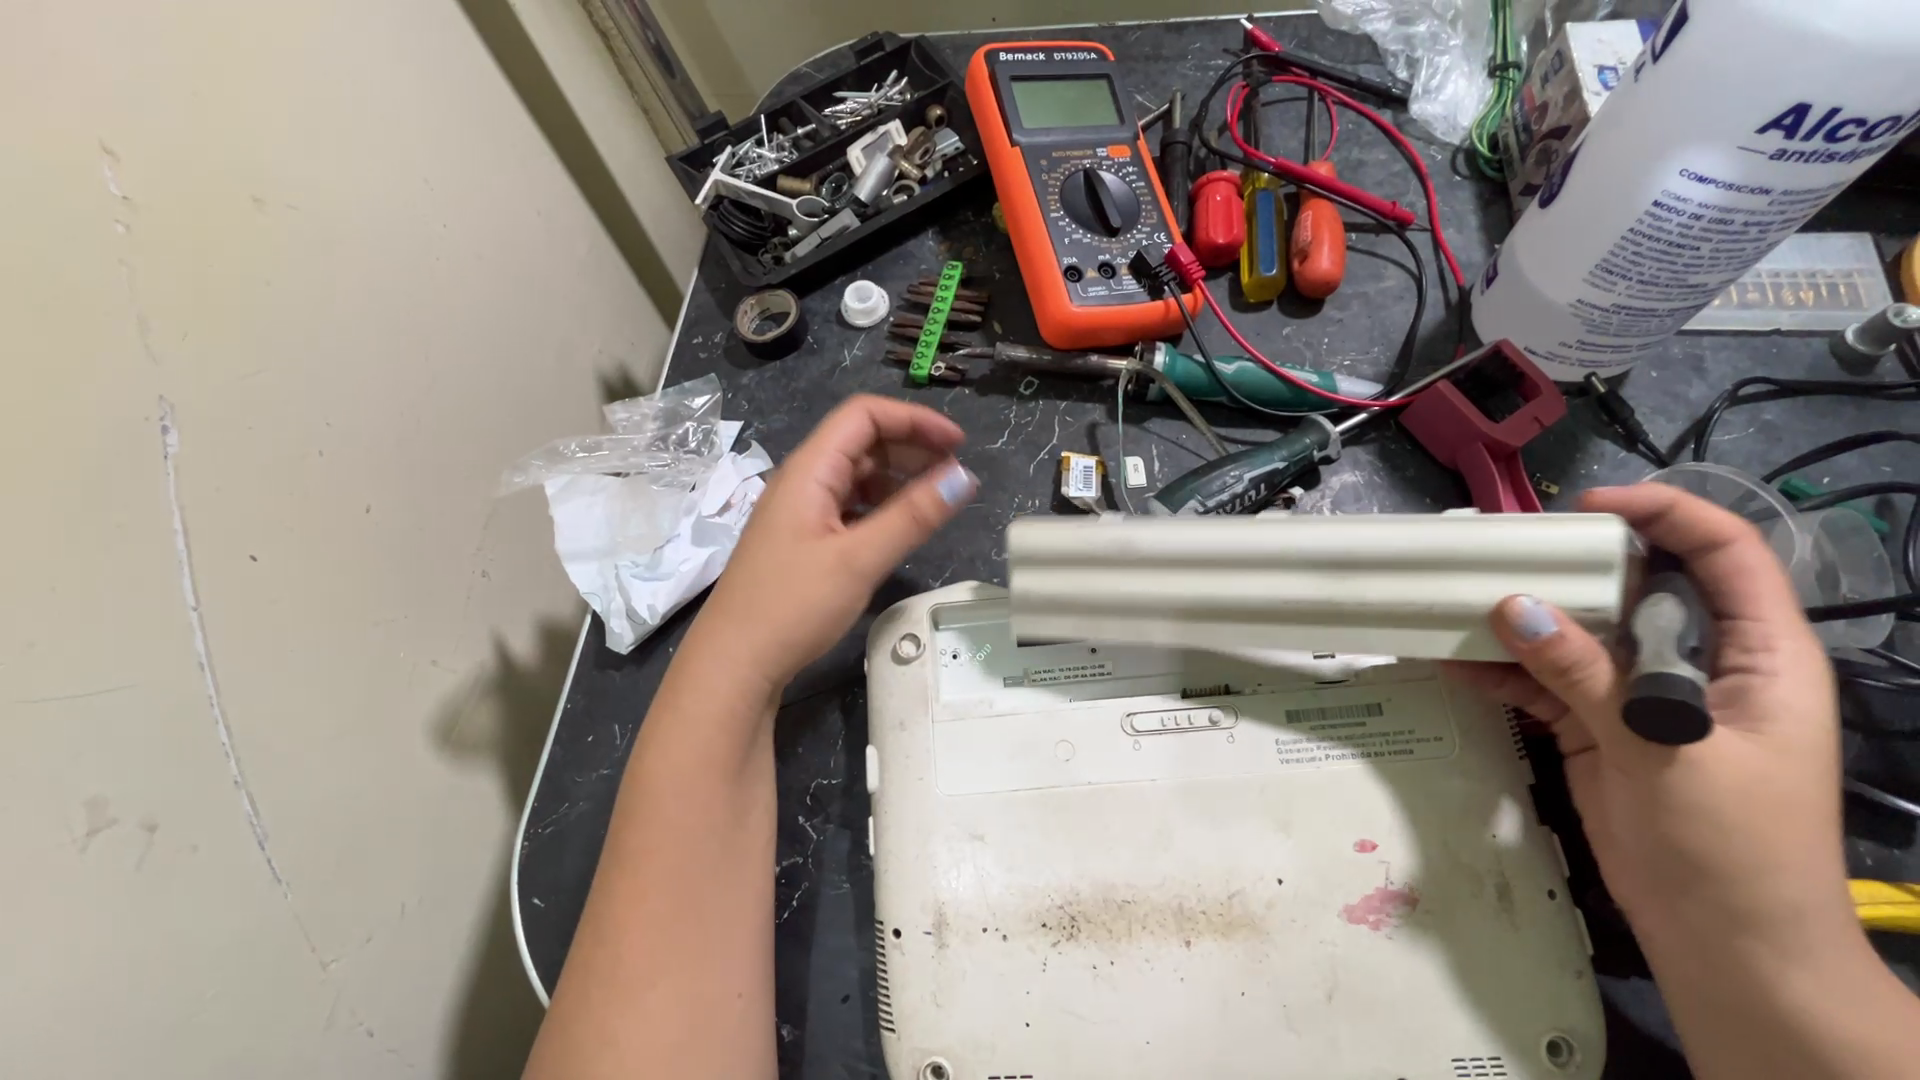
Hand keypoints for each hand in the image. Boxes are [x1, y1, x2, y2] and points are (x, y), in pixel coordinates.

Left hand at [692, 395, 975, 696]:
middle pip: (862, 441)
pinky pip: (848, 505)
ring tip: (937, 498)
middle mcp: (803, 480)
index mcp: (810, 470)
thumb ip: (913, 516)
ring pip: (856, 475)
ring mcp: (800, 511)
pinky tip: (901, 526)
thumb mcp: (860, 559)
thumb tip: (964, 477)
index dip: (915, 420)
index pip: (864, 415)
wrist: (735, 662)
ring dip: (899, 477)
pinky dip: (881, 506)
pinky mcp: (803, 539)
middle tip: (956, 473)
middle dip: (912, 447)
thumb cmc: (793, 606)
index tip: (959, 444)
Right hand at [1448, 483, 1853, 957]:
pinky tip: (1455, 660)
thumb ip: (1589, 675)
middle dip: (1570, 566)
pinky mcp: (1601, 728)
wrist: (1724, 941)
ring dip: (1524, 620)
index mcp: (1758, 655)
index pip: (1725, 554)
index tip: (1584, 510)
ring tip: (1460, 602)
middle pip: (1637, 587)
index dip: (1665, 514)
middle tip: (1500, 554)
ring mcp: (1645, 696)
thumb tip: (1511, 608)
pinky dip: (1504, 670)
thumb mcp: (1665, 749)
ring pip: (1582, 634)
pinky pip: (1547, 682)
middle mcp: (1701, 662)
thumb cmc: (1732, 845)